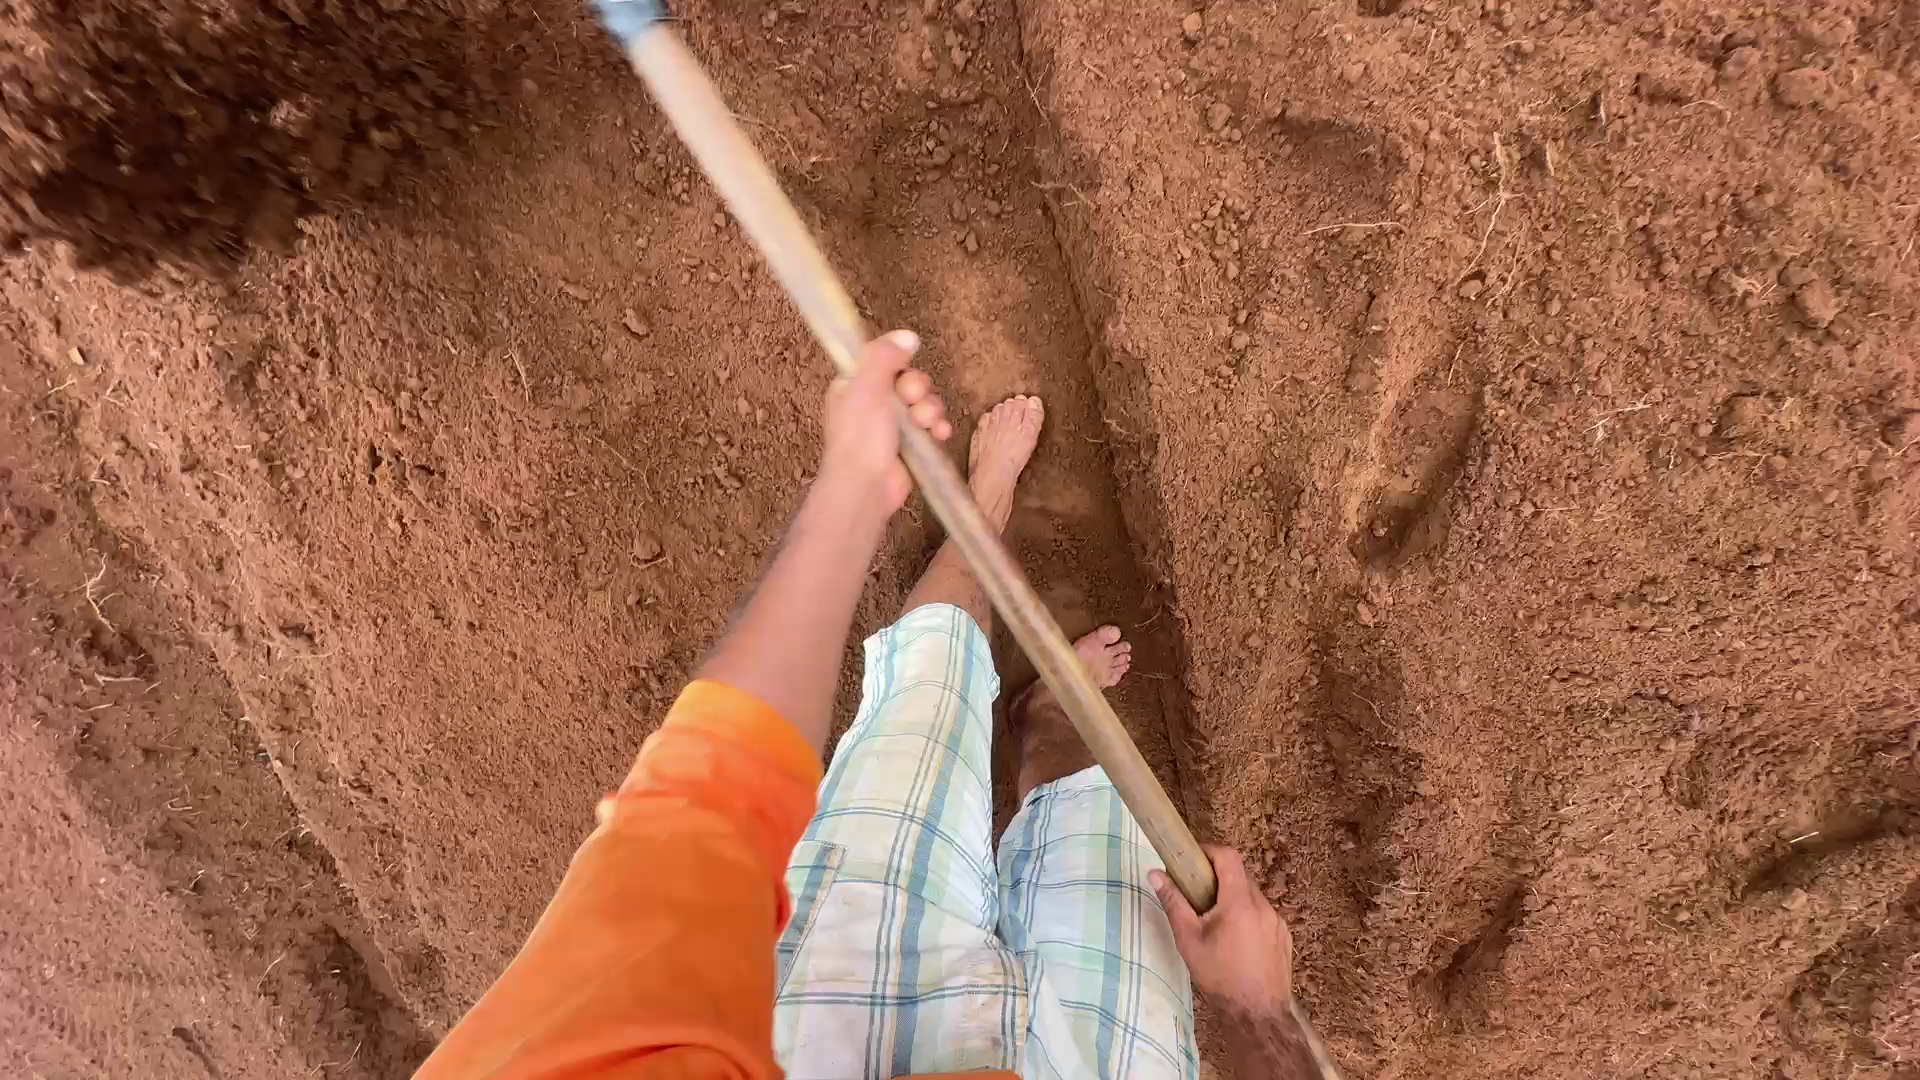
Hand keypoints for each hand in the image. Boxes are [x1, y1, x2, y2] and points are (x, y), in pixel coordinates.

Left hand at [818, 330, 950, 514]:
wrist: (867, 484)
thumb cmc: (860, 435)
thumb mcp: (867, 384)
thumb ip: (885, 355)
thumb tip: (908, 336)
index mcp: (854, 386)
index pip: (884, 364)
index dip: (900, 366)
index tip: (903, 373)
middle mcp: (873, 404)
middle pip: (909, 382)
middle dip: (919, 389)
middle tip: (913, 399)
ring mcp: (893, 427)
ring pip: (924, 404)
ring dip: (931, 409)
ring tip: (926, 423)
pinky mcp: (911, 447)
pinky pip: (932, 427)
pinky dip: (938, 427)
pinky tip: (940, 434)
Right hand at [1150, 846, 1293, 1018]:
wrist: (1258, 1018)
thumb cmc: (1220, 977)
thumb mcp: (1189, 940)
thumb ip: (1173, 902)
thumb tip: (1155, 873)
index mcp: (1239, 902)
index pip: (1229, 856)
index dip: (1209, 851)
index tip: (1193, 861)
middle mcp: (1263, 906)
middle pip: (1239, 875)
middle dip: (1218, 878)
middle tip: (1198, 895)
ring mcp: (1277, 921)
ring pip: (1251, 895)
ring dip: (1233, 898)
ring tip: (1216, 921)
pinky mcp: (1284, 936)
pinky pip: (1263, 913)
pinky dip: (1248, 915)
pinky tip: (1237, 940)